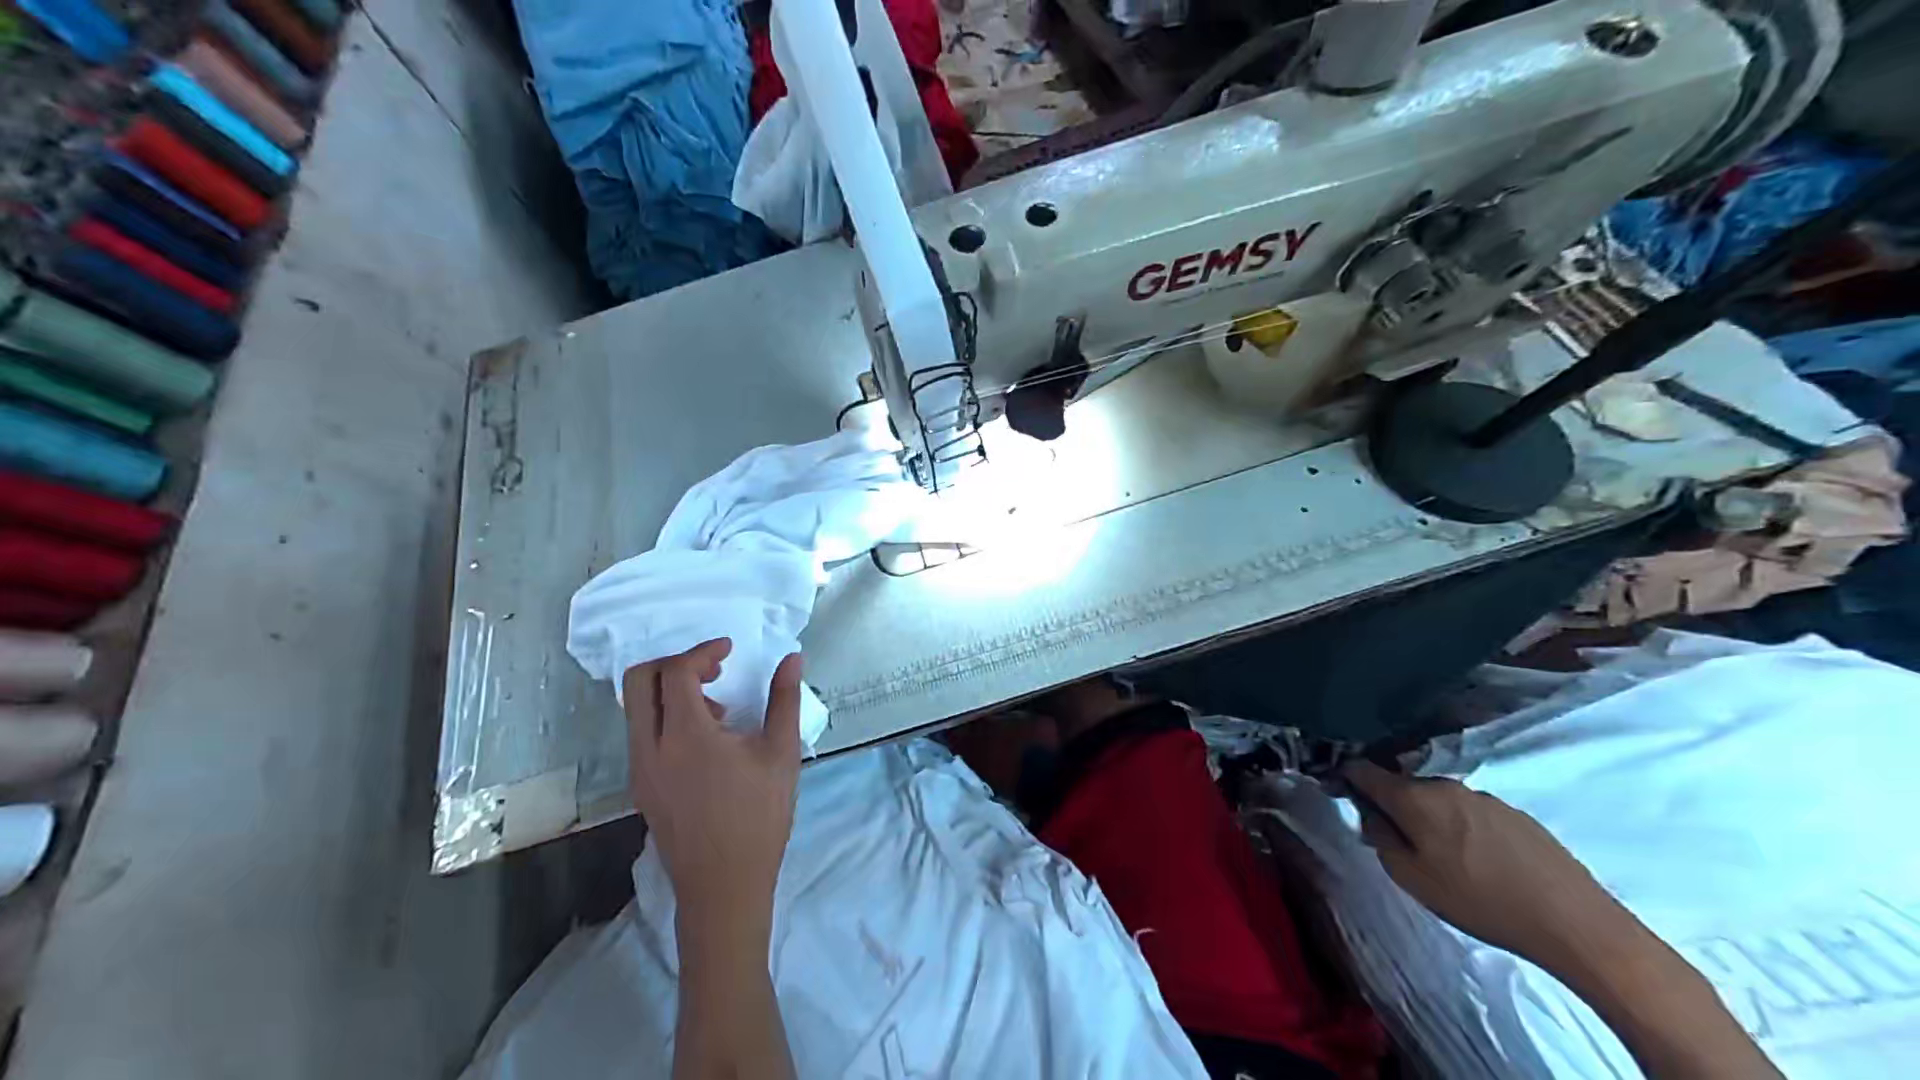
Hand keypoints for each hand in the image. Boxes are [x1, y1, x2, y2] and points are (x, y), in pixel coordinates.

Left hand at [623, 639, 804, 928]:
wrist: (724, 886)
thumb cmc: (759, 818)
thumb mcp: (781, 754)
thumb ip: (784, 699)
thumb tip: (792, 658)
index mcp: (685, 737)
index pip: (676, 672)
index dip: (702, 652)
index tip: (729, 650)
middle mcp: (650, 749)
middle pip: (639, 682)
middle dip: (675, 663)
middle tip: (713, 668)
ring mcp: (640, 770)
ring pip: (637, 709)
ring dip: (671, 692)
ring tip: (719, 710)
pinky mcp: (642, 787)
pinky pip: (643, 735)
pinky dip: (667, 718)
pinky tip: (708, 740)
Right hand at [1340, 761, 1643, 973]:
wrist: (1576, 923)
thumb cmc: (1480, 901)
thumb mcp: (1412, 879)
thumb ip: (1380, 840)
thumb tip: (1372, 817)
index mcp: (1414, 797)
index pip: (1364, 769)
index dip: (1346, 777)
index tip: (1342, 793)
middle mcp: (1445, 785)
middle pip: (1403, 786)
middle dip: (1394, 806)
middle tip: (1400, 844)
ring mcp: (1484, 797)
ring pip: (1439, 800)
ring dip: (1431, 818)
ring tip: (1445, 858)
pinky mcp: (1516, 814)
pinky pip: (1471, 812)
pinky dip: (1463, 828)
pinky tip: (1482, 862)